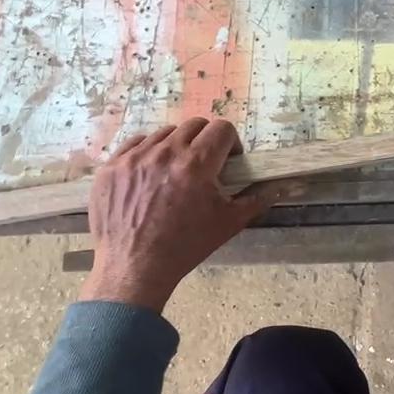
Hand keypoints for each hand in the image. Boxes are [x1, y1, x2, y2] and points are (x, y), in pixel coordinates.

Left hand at [79, 117, 273, 312]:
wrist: (134, 268)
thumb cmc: (187, 245)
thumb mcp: (230, 222)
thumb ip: (258, 197)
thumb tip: (284, 185)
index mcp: (197, 164)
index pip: (222, 128)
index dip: (231, 143)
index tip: (227, 161)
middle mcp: (165, 154)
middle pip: (195, 125)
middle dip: (205, 141)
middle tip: (204, 165)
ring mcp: (134, 159)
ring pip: (165, 133)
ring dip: (177, 145)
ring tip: (175, 171)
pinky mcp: (110, 168)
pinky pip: (135, 143)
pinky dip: (147, 152)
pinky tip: (151, 173)